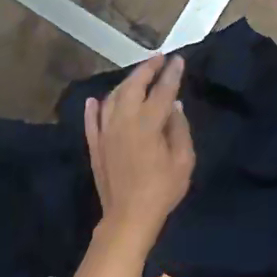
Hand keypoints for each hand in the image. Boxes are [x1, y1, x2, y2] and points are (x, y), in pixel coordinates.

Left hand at [85, 54, 194, 235]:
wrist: (128, 216)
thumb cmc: (162, 190)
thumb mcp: (183, 160)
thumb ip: (179, 129)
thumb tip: (174, 105)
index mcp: (148, 122)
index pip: (162, 90)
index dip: (171, 73)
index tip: (178, 60)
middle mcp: (123, 120)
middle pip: (133, 86)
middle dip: (146, 70)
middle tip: (158, 59)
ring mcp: (105, 132)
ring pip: (112, 98)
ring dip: (124, 84)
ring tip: (136, 77)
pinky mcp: (95, 145)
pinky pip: (92, 120)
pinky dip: (94, 107)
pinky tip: (95, 100)